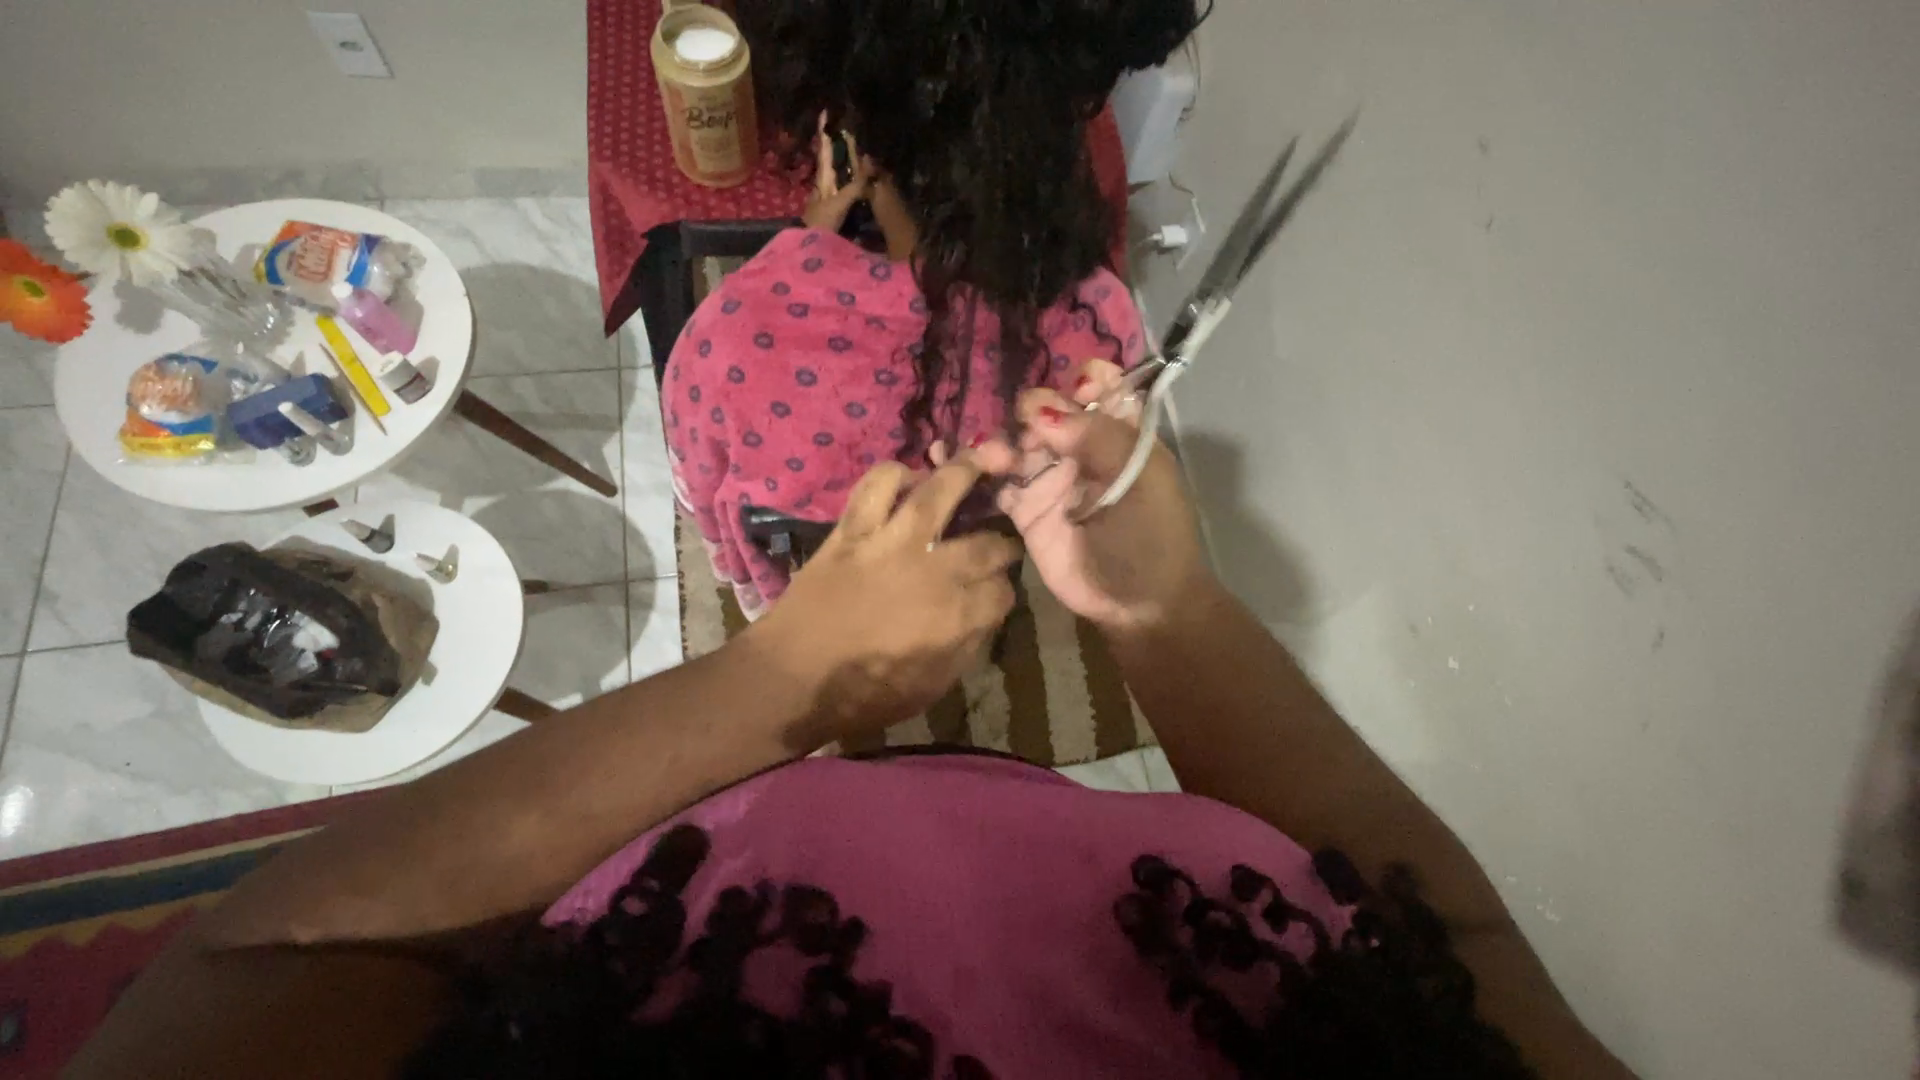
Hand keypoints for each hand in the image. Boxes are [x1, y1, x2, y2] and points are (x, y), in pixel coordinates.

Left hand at [746, 459, 1020, 744]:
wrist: (791, 678)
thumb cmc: (863, 694)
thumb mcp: (931, 688)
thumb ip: (966, 647)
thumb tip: (984, 615)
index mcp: (956, 618)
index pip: (1001, 591)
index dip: (1003, 591)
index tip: (998, 592)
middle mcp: (933, 572)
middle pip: (985, 544)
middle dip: (1002, 542)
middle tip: (1000, 541)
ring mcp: (891, 543)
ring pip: (937, 493)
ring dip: (965, 471)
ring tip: (982, 460)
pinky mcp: (852, 530)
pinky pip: (876, 486)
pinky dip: (893, 474)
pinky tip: (908, 478)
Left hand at [802, 112, 873, 233]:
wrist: (812, 247)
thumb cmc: (822, 223)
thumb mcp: (840, 202)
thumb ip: (856, 184)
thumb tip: (871, 162)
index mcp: (822, 177)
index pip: (824, 148)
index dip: (824, 130)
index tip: (826, 111)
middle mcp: (824, 183)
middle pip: (832, 158)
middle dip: (839, 143)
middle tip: (849, 126)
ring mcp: (828, 196)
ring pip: (838, 173)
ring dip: (847, 161)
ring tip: (859, 147)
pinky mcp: (834, 208)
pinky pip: (845, 188)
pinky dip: (852, 180)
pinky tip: (861, 179)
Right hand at [973, 359, 1212, 634]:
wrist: (1139, 605)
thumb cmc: (1153, 536)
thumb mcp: (1141, 479)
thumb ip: (1097, 437)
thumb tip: (1041, 414)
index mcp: (1119, 434)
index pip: (1097, 389)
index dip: (1082, 380)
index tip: (1074, 388)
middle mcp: (1081, 450)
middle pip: (1047, 411)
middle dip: (1033, 412)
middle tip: (1032, 436)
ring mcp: (1050, 480)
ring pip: (1018, 443)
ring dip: (1003, 441)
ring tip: (997, 457)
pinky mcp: (1026, 512)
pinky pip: (999, 482)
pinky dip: (982, 470)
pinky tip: (972, 464)